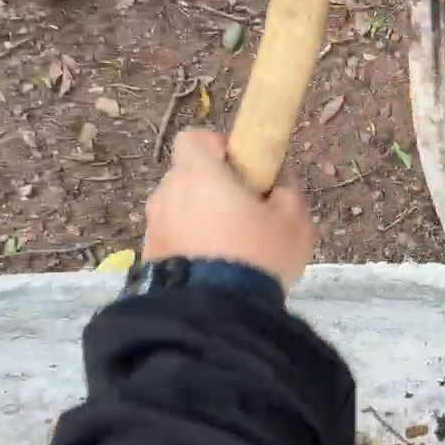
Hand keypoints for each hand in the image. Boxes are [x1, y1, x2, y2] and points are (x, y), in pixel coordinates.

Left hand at [143, 130, 315, 288]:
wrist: (214, 305)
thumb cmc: (258, 251)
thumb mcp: (295, 222)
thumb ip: (288, 196)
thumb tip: (277, 190)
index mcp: (202, 176)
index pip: (196, 139)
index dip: (221, 146)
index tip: (247, 167)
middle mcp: (169, 192)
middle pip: (192, 175)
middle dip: (218, 187)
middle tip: (251, 211)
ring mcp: (155, 222)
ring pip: (184, 206)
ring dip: (206, 215)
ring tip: (236, 242)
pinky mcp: (150, 249)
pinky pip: (177, 232)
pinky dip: (195, 238)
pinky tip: (221, 261)